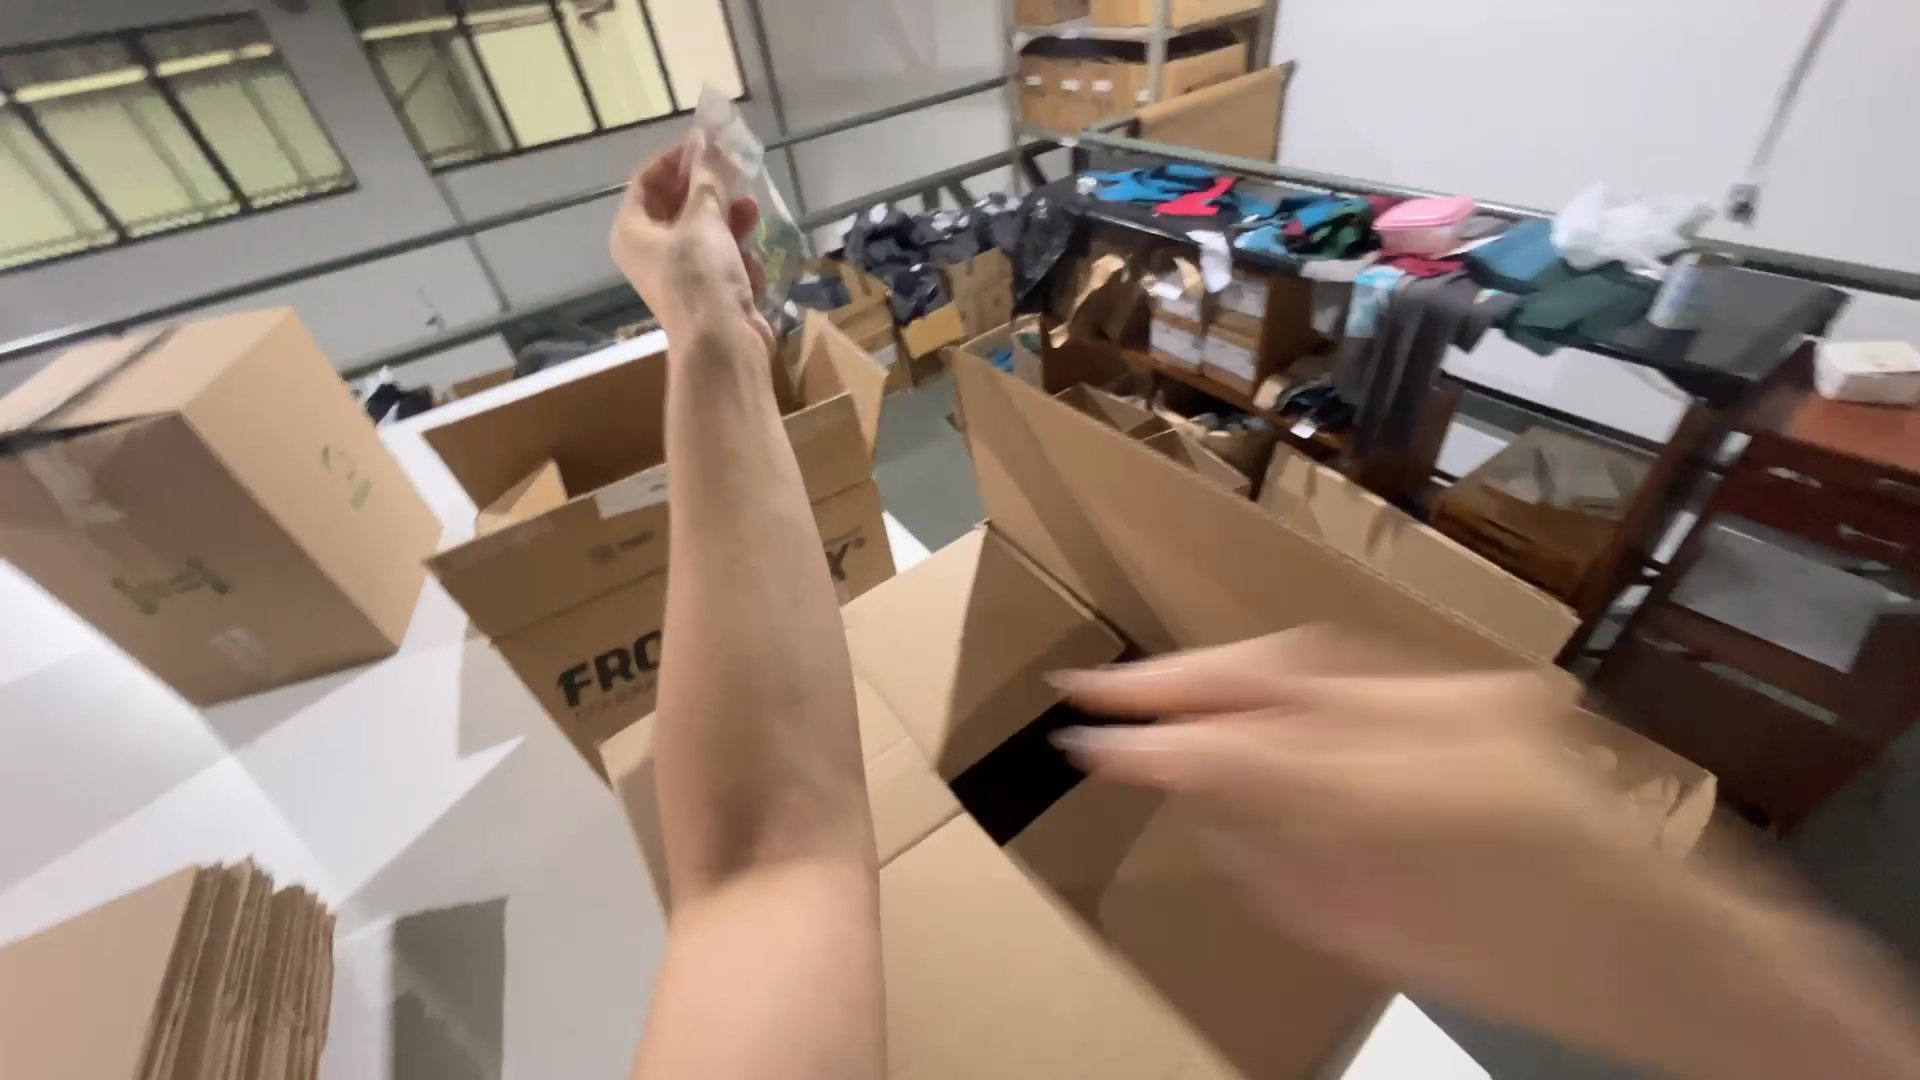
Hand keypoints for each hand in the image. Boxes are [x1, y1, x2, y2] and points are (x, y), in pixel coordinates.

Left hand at [611, 132, 772, 354]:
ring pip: (709, 236)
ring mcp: (683, 277)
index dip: (679, 158)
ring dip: (732, 224)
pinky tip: (753, 267)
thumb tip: (712, 143)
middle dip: (712, 192)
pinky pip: (726, 265)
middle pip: (681, 207)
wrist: (723, 345)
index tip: (710, 143)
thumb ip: (709, 180)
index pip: (649, 180)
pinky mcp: (712, 297)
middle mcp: (652, 253)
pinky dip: (741, 262)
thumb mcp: (704, 220)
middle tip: (738, 173)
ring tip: (755, 211)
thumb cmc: (702, 277)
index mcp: (632, 231)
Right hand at [1046, 629, 1689, 1044]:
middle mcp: (1440, 725)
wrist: (1679, 951)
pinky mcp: (1474, 684)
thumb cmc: (1525, 970)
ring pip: (1305, 655)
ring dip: (1219, 671)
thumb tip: (1197, 791)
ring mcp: (1463, 692)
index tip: (1084, 737)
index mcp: (1413, 811)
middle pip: (1272, 671)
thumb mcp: (1377, 936)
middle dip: (1174, 677)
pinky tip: (1243, 694)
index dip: (1155, 742)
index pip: (1249, 753)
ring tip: (1157, 688)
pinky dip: (1279, 679)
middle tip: (1097, 685)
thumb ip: (1276, 856)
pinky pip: (1347, 668)